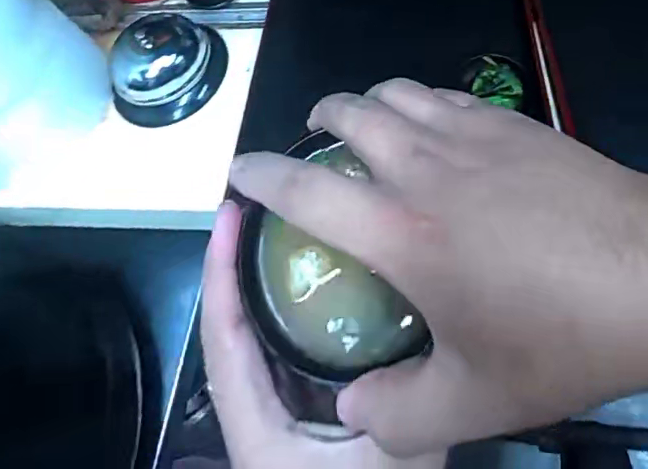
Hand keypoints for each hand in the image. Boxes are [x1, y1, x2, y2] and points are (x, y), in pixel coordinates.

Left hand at [200, 199, 445, 468]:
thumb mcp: (393, 465)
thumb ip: (405, 405)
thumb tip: (428, 326)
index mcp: (257, 428)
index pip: (223, 336)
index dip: (219, 271)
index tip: (228, 212)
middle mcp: (252, 417)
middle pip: (229, 329)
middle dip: (233, 264)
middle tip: (256, 205)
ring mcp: (272, 417)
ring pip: (252, 340)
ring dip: (255, 284)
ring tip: (281, 230)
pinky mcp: (293, 421)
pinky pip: (277, 352)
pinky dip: (283, 310)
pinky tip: (312, 285)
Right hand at [229, 80, 647, 456]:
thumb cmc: (564, 336)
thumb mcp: (478, 400)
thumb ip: (400, 413)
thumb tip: (352, 409)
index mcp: (400, 231)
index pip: (303, 190)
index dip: (260, 174)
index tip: (240, 171)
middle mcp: (420, 165)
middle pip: (346, 113)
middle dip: (318, 118)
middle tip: (314, 137)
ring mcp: (466, 132)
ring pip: (393, 90)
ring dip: (366, 101)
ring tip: (367, 123)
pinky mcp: (506, 118)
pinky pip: (441, 93)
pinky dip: (418, 101)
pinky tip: (434, 127)